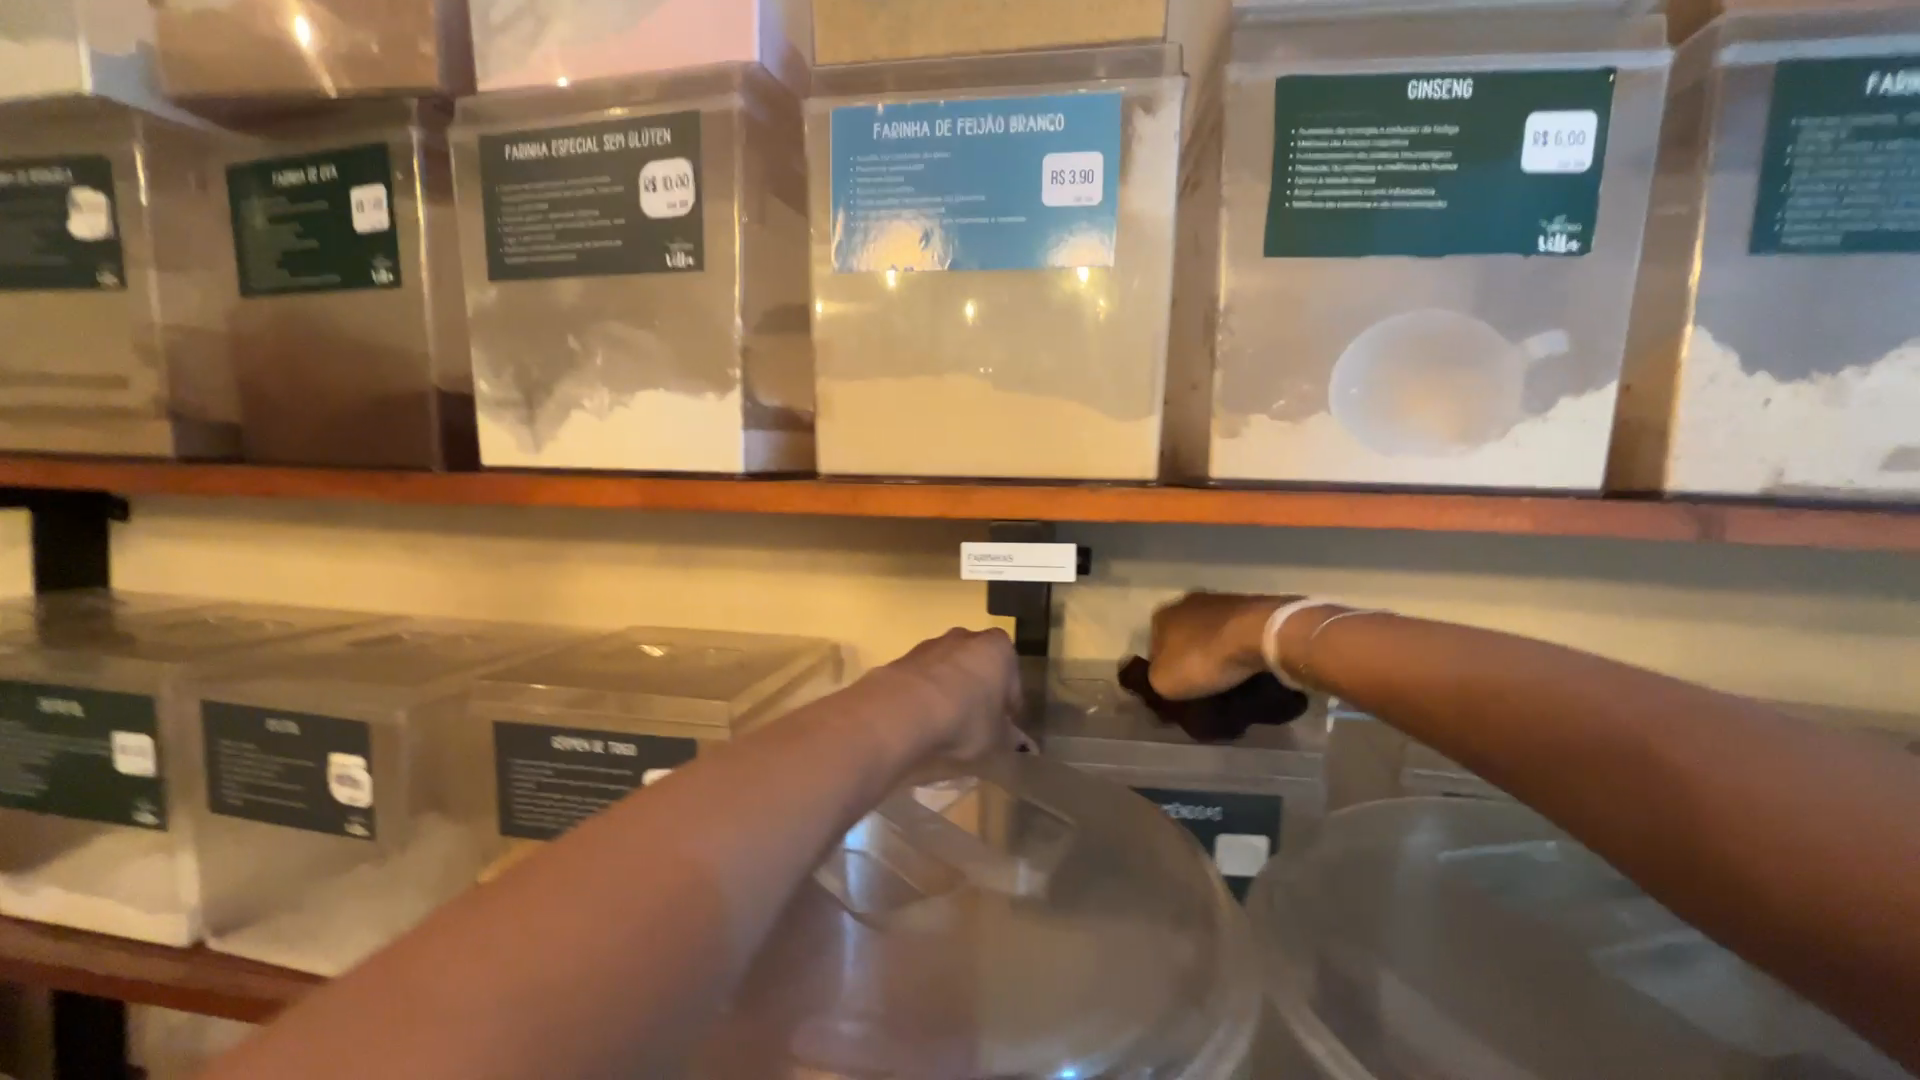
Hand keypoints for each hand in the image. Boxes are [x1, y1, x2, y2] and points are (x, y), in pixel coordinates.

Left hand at [868, 628, 1022, 761]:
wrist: (903, 710)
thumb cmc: (966, 718)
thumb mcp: (997, 738)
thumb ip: (1008, 737)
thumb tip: (1015, 740)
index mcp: (998, 648)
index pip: (1012, 675)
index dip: (1008, 701)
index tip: (1004, 723)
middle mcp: (966, 637)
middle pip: (978, 665)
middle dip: (979, 689)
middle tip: (977, 721)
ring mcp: (931, 645)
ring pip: (949, 669)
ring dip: (950, 690)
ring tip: (946, 723)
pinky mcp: (903, 658)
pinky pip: (923, 679)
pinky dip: (926, 695)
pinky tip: (923, 719)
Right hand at [1148, 592, 1292, 699]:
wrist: (1257, 633)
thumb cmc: (1203, 658)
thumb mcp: (1164, 682)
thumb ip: (1154, 679)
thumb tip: (1161, 676)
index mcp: (1160, 616)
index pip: (1153, 648)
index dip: (1163, 669)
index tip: (1178, 687)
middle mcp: (1184, 602)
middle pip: (1181, 637)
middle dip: (1188, 655)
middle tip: (1201, 680)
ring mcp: (1218, 600)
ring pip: (1208, 631)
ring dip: (1213, 648)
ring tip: (1226, 673)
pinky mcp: (1247, 604)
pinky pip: (1234, 630)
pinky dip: (1235, 643)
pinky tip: (1244, 660)